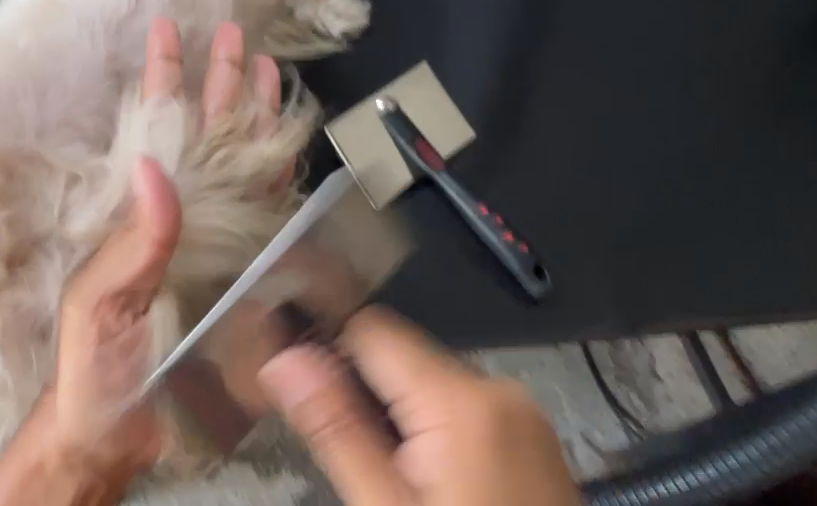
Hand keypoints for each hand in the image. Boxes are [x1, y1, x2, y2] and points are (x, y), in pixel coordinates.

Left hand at [0, 19, 281, 505]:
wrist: (120, 432)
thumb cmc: (97, 368)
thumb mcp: (102, 304)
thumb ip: (132, 243)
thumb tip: (152, 168)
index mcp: (142, 212)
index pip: (159, 131)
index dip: (165, 78)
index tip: (166, 30)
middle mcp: (182, 215)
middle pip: (207, 133)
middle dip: (217, 79)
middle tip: (230, 31)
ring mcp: (216, 239)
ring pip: (242, 160)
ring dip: (252, 111)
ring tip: (259, 63)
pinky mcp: (245, 273)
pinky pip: (269, 213)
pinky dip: (282, 173)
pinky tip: (287, 141)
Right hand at [260, 308, 579, 505]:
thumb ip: (335, 428)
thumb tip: (283, 360)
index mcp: (462, 400)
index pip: (369, 329)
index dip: (328, 352)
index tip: (307, 393)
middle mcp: (499, 390)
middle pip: (400, 357)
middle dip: (368, 397)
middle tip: (359, 465)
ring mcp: (524, 415)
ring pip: (428, 383)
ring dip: (400, 418)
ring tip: (400, 486)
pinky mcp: (533, 439)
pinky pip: (463, 409)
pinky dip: (435, 433)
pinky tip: (437, 488)